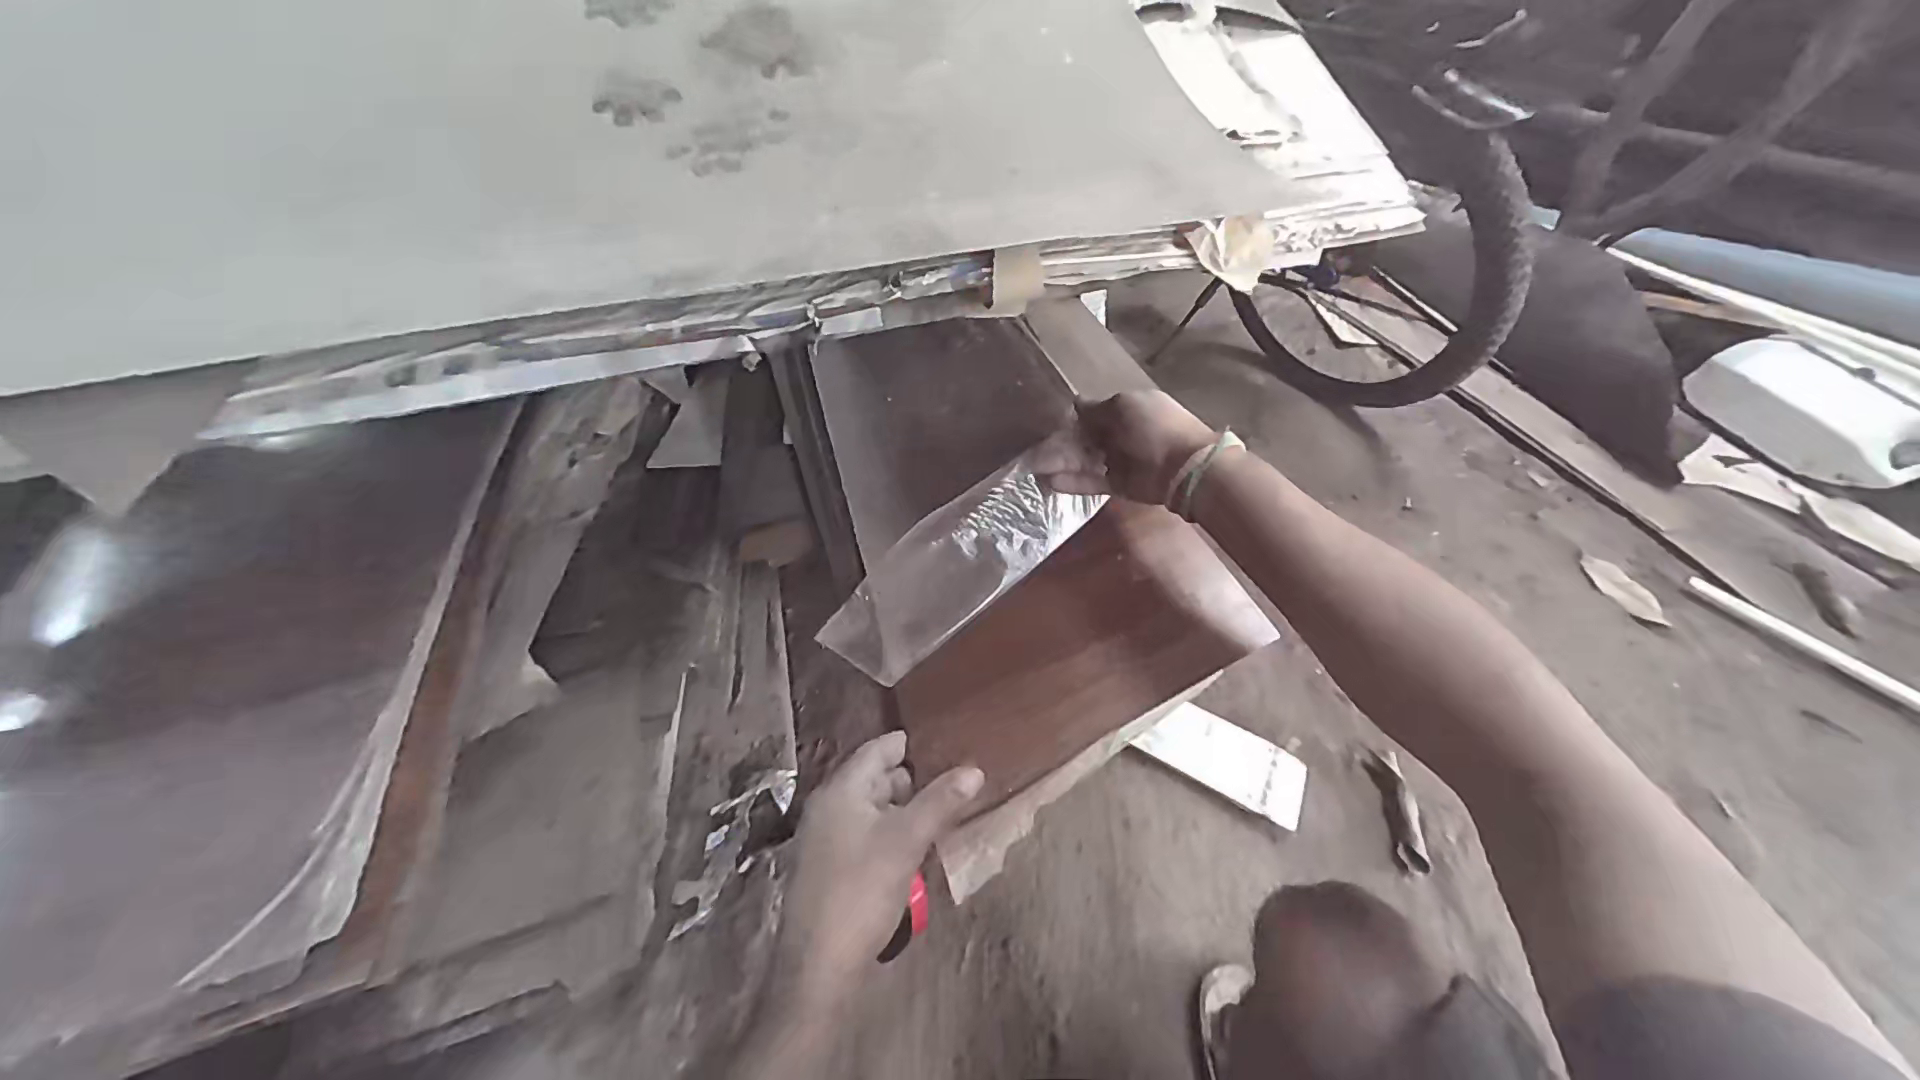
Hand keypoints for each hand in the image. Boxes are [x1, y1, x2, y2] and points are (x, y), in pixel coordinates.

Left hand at [772, 732, 982, 1011]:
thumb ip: (940, 802)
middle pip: (871, 777)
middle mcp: (827, 806)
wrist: (819, 966)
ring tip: (935, 809)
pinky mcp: (828, 866)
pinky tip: (910, 844)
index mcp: (840, 790)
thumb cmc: (862, 890)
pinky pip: (862, 831)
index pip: (876, 750)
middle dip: (907, 776)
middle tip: (946, 777)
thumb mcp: (907, 840)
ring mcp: (824, 837)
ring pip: (868, 807)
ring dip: (899, 805)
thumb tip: (974, 769)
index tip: (939, 740)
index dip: (907, 744)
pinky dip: (887, 828)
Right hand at [1032, 390, 1215, 505]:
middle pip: (1084, 439)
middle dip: (1059, 445)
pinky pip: (1091, 481)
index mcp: (1127, 408)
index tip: (1047, 426)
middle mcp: (1122, 434)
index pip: (1091, 413)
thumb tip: (1075, 404)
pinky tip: (1050, 481)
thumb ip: (1096, 409)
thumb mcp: (1124, 406)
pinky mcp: (1119, 485)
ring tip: (1034, 469)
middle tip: (1032, 453)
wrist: (1187, 467)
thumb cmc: (1156, 428)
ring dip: (1060, 463)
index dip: (1070, 419)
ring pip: (1084, 461)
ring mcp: (1120, 461)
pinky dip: (1073, 481)